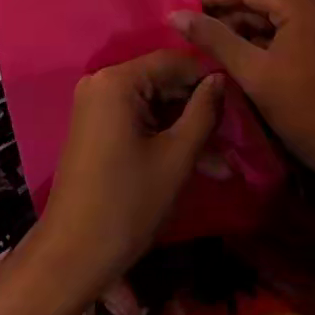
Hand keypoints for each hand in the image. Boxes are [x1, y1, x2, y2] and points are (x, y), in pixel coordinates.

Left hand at [17, 50, 224, 314]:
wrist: (73, 253)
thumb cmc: (128, 203)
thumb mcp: (176, 157)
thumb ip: (203, 112)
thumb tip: (221, 79)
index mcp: (117, 81)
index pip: (173, 60)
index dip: (208, 78)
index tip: (241, 101)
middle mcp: (101, 82)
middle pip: (161, 81)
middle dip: (198, 107)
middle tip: (235, 136)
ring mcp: (95, 105)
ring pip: (152, 103)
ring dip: (185, 127)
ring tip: (223, 160)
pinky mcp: (95, 127)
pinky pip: (137, 118)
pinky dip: (164, 135)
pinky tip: (196, 161)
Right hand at [169, 0, 314, 203]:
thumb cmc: (308, 113)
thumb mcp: (254, 75)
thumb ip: (215, 40)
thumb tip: (175, 15)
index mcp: (304, 6)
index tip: (181, 10)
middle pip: (262, 1)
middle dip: (225, 15)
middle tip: (191, 32)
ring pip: (275, 20)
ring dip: (243, 31)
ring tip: (209, 48)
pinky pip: (290, 36)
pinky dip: (264, 45)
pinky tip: (240, 61)